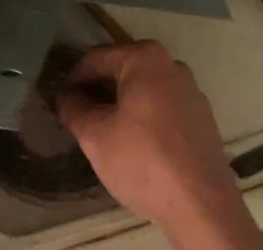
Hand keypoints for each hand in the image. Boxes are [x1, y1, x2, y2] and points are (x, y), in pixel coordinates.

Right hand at [55, 41, 262, 249]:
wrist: (202, 206)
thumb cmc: (143, 160)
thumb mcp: (95, 135)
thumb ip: (73, 108)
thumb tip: (64, 96)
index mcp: (145, 57)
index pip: (96, 59)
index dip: (73, 80)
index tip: (59, 102)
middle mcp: (172, 65)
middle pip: (122, 72)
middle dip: (98, 92)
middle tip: (78, 117)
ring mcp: (192, 92)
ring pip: (144, 91)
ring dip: (121, 106)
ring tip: (103, 133)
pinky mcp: (202, 120)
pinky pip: (163, 109)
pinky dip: (144, 119)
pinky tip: (135, 146)